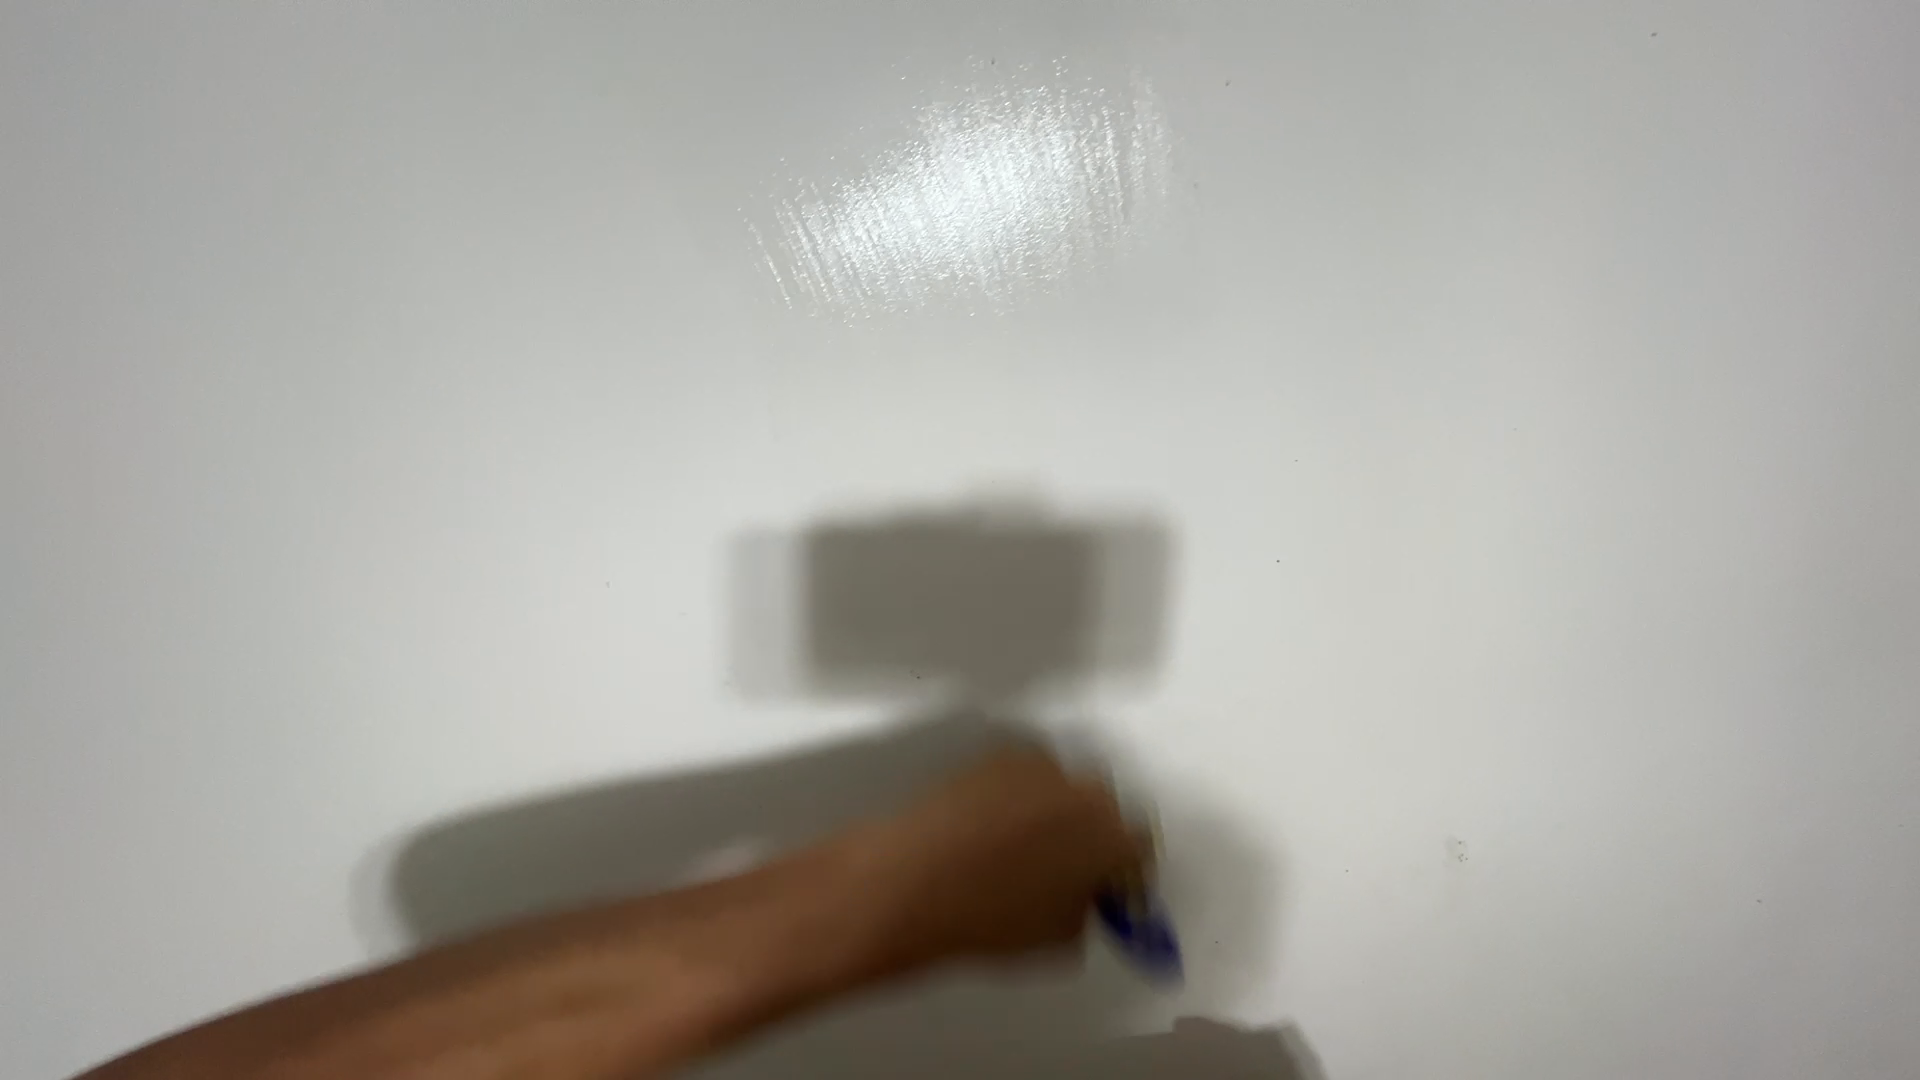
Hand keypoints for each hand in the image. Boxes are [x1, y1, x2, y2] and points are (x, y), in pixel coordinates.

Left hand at [853, 747, 1147, 969]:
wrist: (917, 875)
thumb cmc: (995, 917)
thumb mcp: (1062, 938)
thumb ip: (1088, 906)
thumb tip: (1085, 891)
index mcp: (1111, 834)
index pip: (1142, 844)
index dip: (1125, 869)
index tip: (1105, 887)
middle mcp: (1083, 788)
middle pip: (1103, 806)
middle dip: (1092, 831)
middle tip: (1064, 863)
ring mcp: (1039, 764)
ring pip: (1062, 784)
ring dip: (1055, 806)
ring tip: (1021, 838)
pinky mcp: (999, 753)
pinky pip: (1024, 774)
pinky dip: (1018, 793)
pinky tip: (991, 821)